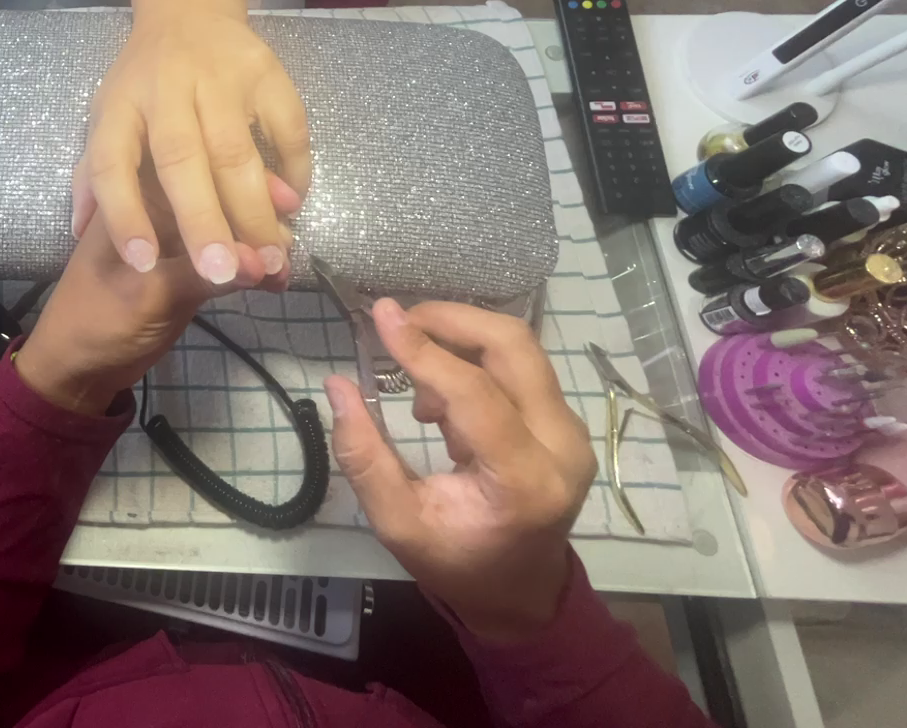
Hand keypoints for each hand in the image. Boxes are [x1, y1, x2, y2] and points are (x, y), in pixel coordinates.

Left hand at [18, 174, 295, 415]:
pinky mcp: (190, 268)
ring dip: (261, 245)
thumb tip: (263, 262)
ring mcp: (177, 237)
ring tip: (284, 270)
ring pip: (229, 226)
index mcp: (135, 198)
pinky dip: (254, 268)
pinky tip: (277, 281)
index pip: (194, 169)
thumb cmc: (97, 320)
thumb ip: (200, 275)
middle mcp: (159, 207)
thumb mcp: (145, 296)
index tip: (284, 201)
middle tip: (288, 245)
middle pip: (220, 195)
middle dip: (259, 216)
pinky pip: (229, 258)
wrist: (78, 367)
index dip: (241, 181)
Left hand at [74, 14, 310, 286]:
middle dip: (201, 220)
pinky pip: (286, 127)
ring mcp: (219, 76)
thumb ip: (94, 173)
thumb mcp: (107, 117)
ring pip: (236, 150)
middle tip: (222, 272)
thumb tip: (80, 229)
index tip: (143, 264)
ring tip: (271, 260)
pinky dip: (294, 169)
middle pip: (180, 159)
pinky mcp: (266, 70)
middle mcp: (165, 88)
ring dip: (256, 209)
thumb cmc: (141, 83)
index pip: (112, 163)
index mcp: (118, 105)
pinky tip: (293, 206)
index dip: (124, 214)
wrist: (187, 10)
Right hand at [326, 299, 596, 641]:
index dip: (423, 349)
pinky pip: (516, 364)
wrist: (522, 592)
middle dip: (451, 319)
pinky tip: (438, 395)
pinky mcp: (561, 421)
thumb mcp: (396, 522)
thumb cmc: (456, 561)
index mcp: (524, 481)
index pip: (474, 393)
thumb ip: (363, 455)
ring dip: (459, 336)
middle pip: (513, 347)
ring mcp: (568, 430)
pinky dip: (470, 357)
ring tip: (413, 370)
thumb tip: (337, 384)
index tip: (380, 315)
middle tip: (399, 321)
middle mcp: (560, 446)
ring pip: (518, 347)